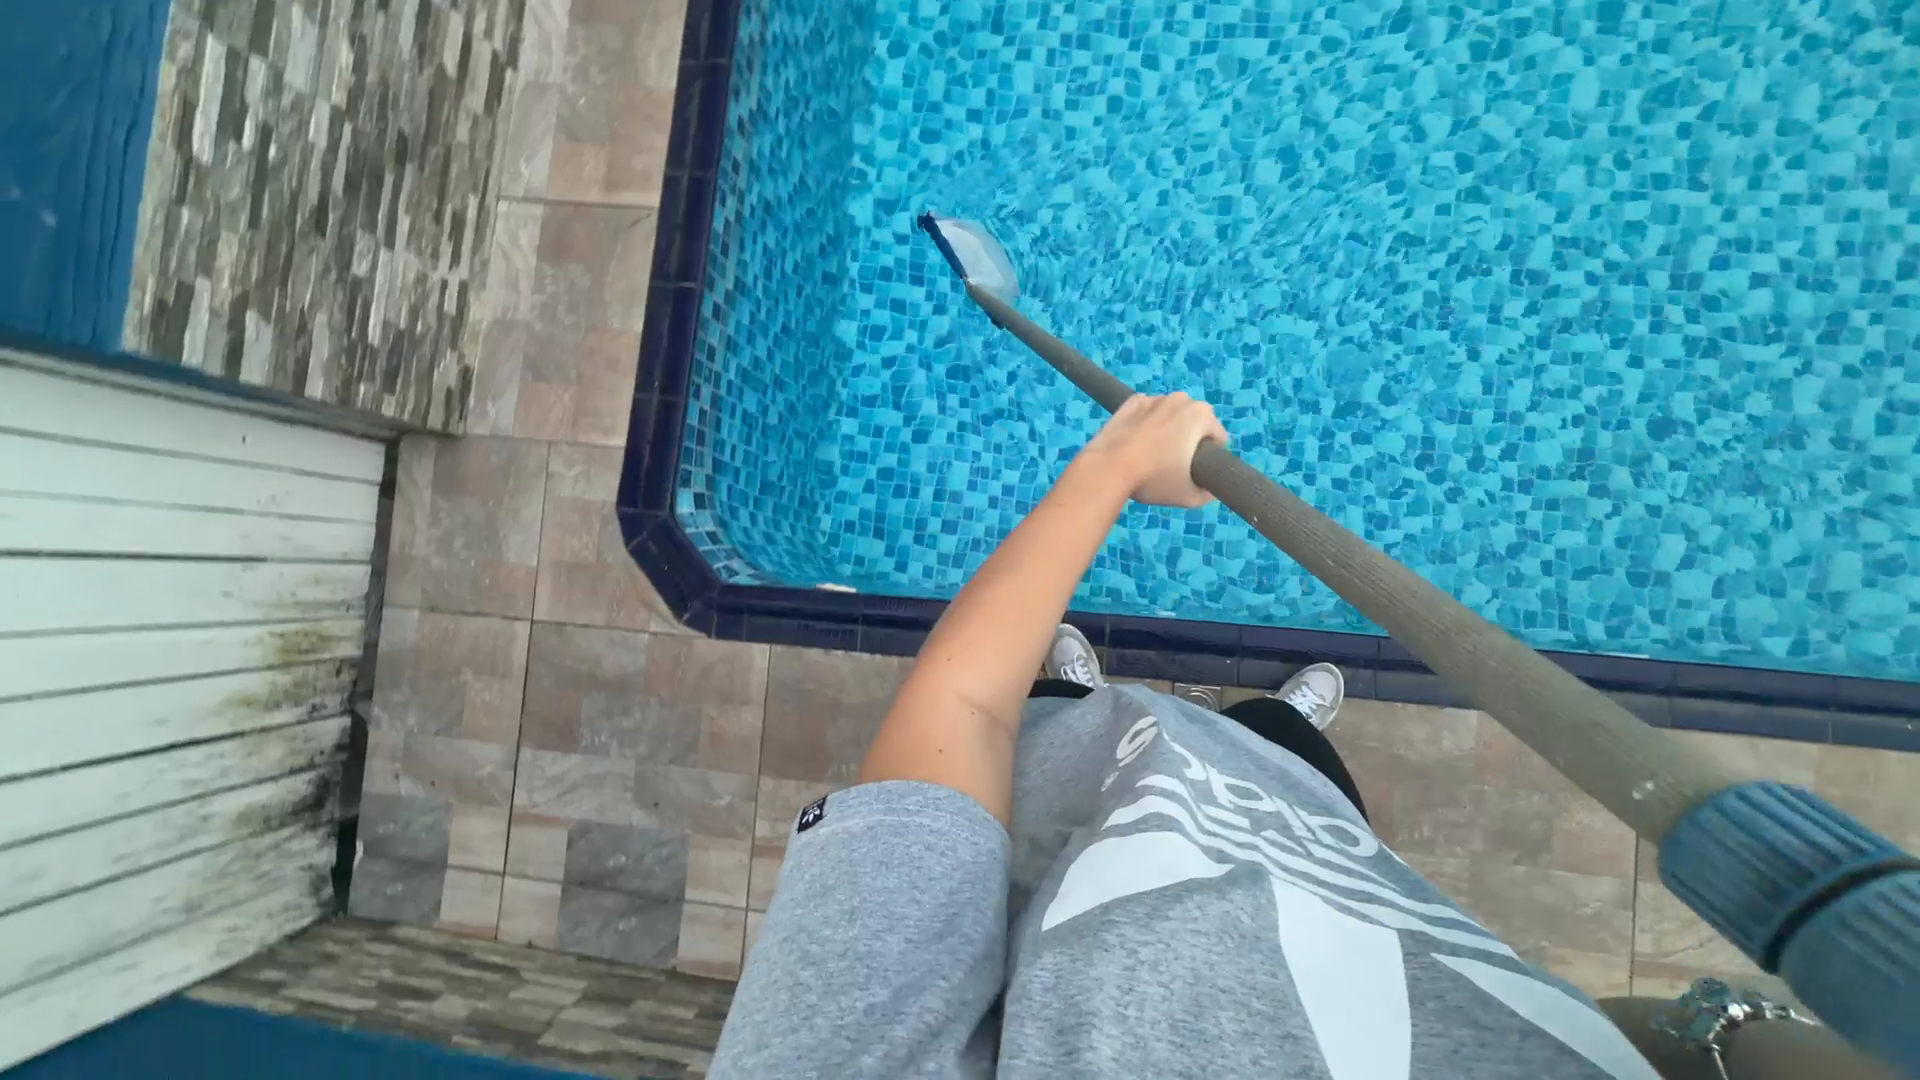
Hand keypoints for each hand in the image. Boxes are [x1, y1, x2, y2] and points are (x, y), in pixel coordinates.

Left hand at [1075, 392, 1229, 507]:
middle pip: (1193, 423)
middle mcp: (1180, 399)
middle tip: (1172, 466)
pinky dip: (1144, 424)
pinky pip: (1146, 414)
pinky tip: (1135, 443)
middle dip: (1188, 440)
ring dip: (1166, 430)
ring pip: (1169, 416)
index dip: (1210, 457)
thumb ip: (1207, 492)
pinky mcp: (1128, 403)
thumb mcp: (1189, 496)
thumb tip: (1206, 490)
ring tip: (1151, 456)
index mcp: (1201, 414)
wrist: (1107, 469)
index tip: (1193, 471)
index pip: (1217, 437)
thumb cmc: (1153, 479)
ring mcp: (1152, 398)